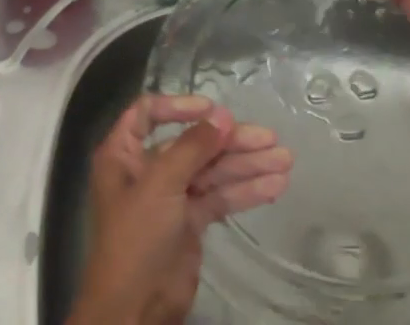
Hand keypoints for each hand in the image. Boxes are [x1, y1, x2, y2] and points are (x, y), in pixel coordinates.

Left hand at [71, 95, 291, 324]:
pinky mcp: (190, 222)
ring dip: (247, 165)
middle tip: (270, 139)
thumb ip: (193, 147)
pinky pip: (219, 198)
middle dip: (231, 141)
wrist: (134, 308)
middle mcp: (147, 169)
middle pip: (192, 143)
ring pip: (212, 171)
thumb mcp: (160, 185)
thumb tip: (222, 115)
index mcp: (124, 153)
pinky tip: (275, 186)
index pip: (148, 113)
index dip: (179, 106)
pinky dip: (245, 192)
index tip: (213, 108)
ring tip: (285, 161)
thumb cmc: (136, 237)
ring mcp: (171, 196)